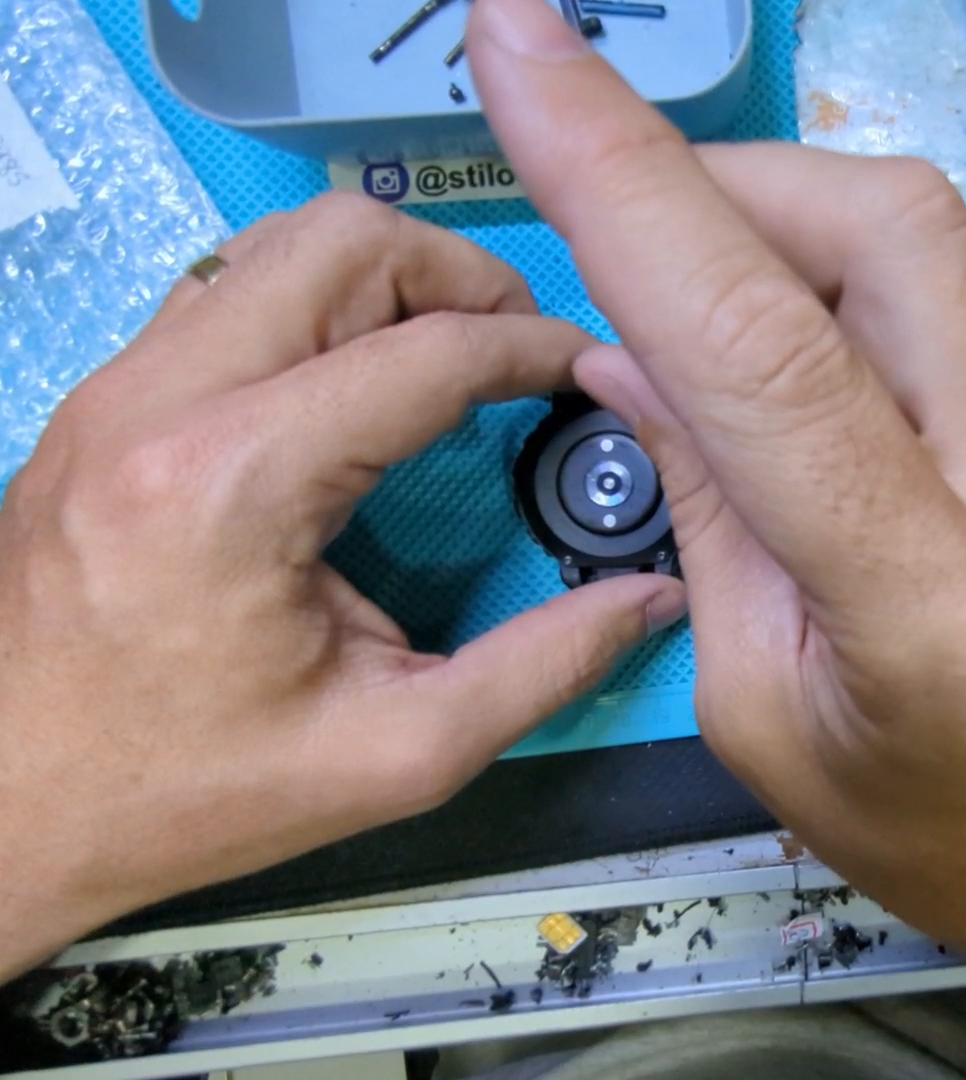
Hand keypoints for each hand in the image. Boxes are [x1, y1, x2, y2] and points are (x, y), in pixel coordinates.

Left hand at [0, 195, 686, 976]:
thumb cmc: (203, 788)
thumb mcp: (414, 749)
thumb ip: (554, 662)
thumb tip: (659, 596)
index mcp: (235, 484)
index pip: (426, 353)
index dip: (537, 349)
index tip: (600, 372)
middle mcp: (163, 402)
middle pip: (342, 243)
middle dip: (466, 278)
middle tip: (532, 352)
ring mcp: (123, 389)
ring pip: (287, 245)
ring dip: (406, 280)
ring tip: (477, 352)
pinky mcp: (116, 401)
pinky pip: (252, 291)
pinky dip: (348, 304)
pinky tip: (395, 376)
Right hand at [473, 0, 965, 957]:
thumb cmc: (915, 823)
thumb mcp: (759, 708)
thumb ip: (709, 518)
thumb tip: (634, 351)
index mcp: (934, 614)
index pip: (780, 369)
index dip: (641, 198)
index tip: (525, 55)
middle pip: (903, 241)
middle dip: (747, 182)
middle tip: (646, 225)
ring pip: (937, 255)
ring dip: (796, 224)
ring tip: (706, 285)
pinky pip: (954, 314)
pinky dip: (848, 290)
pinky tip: (790, 339)